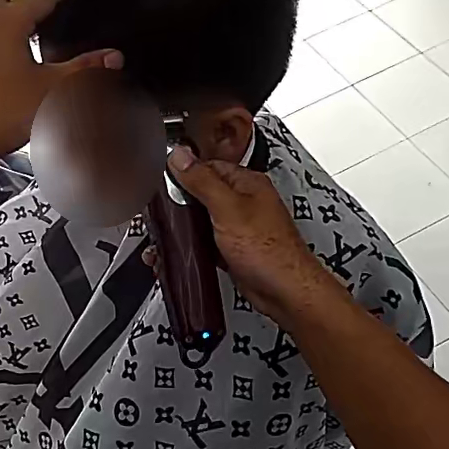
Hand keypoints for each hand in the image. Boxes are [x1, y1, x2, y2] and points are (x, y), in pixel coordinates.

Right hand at [161, 146, 346, 326]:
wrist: (285, 292)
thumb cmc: (270, 252)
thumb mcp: (228, 209)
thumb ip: (202, 181)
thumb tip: (180, 156)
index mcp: (247, 184)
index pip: (208, 166)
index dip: (184, 172)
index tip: (163, 181)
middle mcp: (245, 203)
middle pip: (203, 193)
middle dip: (182, 203)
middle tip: (164, 213)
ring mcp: (241, 228)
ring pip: (204, 220)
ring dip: (186, 227)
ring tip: (169, 235)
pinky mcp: (236, 250)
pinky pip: (209, 243)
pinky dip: (195, 247)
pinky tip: (185, 253)